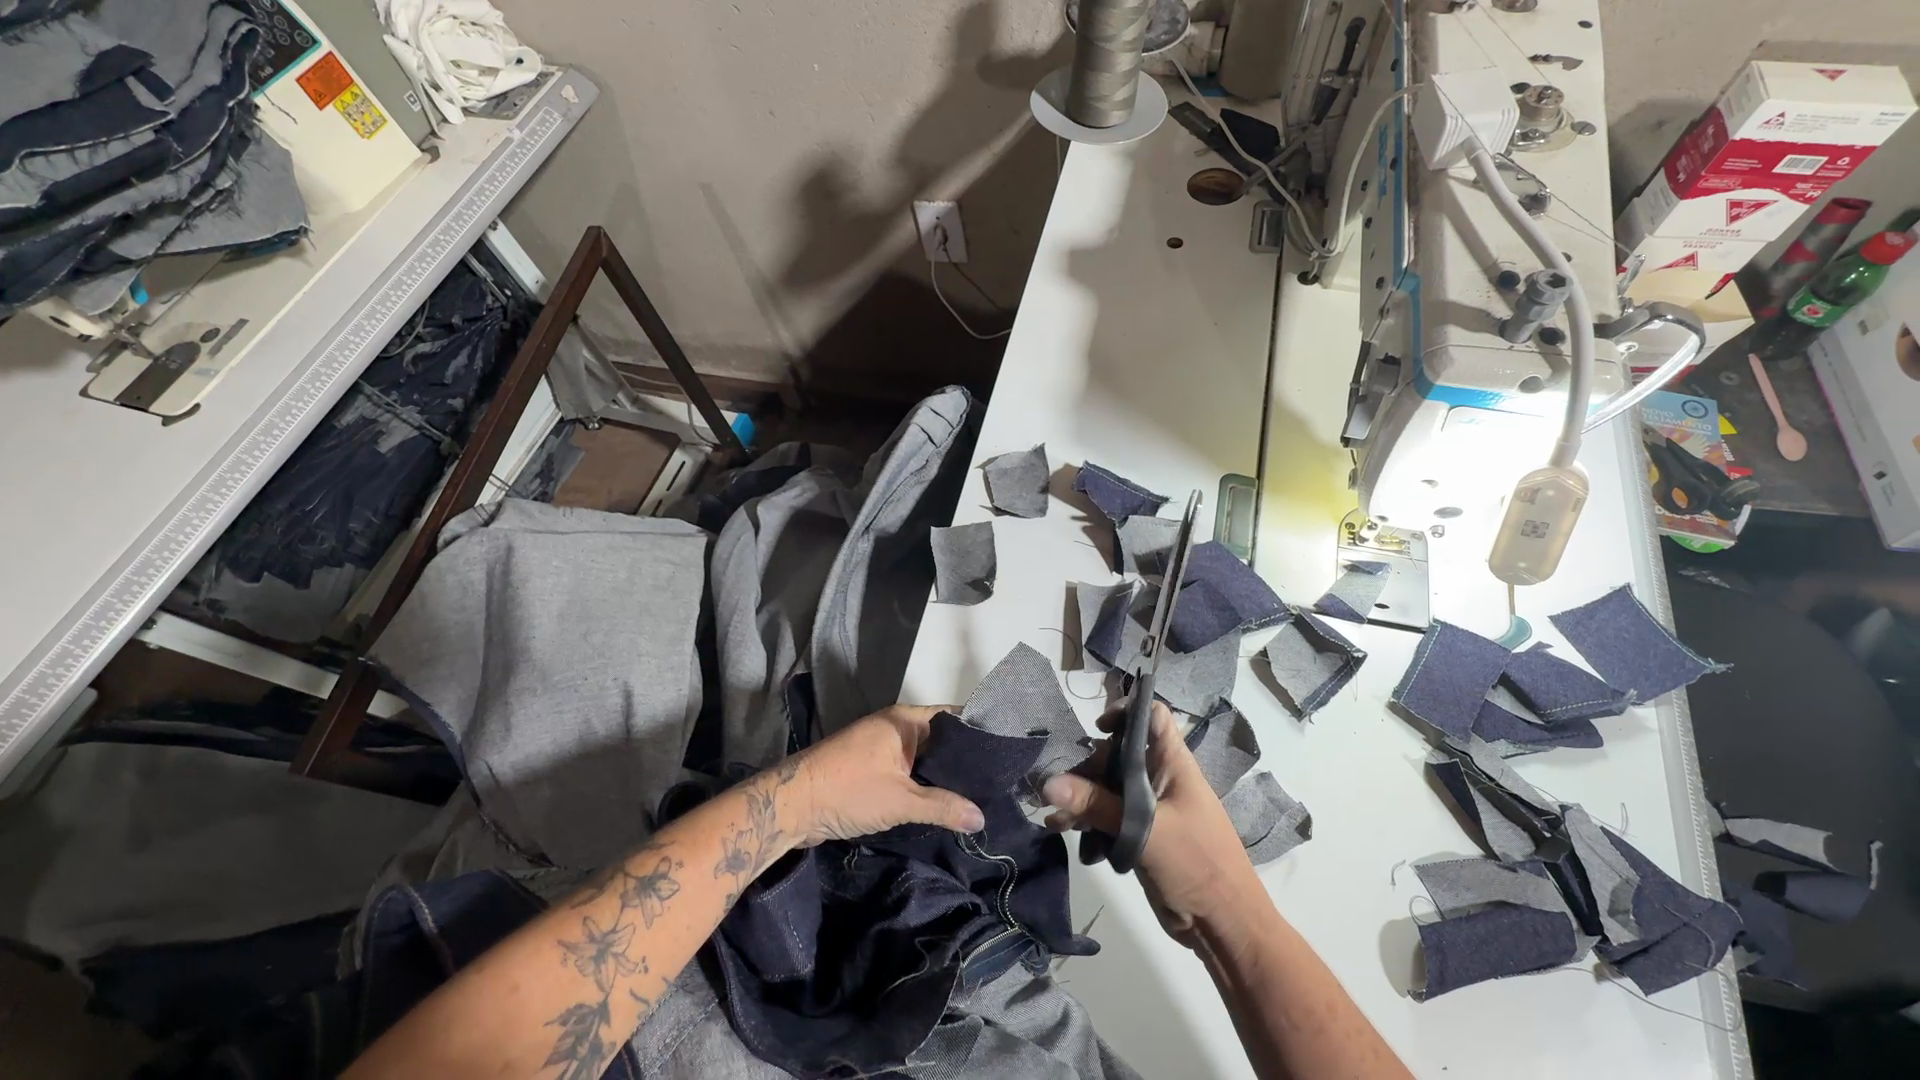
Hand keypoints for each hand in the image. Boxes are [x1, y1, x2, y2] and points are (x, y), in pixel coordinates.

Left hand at [781, 704, 986, 846]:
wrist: (790, 807)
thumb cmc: (848, 791)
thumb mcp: (901, 801)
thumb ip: (943, 806)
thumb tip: (981, 818)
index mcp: (903, 721)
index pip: (952, 717)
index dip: (978, 732)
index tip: (1006, 750)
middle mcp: (894, 727)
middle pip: (939, 740)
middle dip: (964, 760)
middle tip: (999, 780)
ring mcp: (880, 748)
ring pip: (923, 759)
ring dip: (942, 776)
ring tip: (980, 794)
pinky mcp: (870, 769)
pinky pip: (906, 772)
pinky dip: (923, 784)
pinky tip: (943, 803)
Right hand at [1042, 702, 1262, 949]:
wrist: (1224, 925)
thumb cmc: (1196, 864)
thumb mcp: (1144, 829)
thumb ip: (1096, 804)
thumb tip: (1048, 783)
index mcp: (1174, 765)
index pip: (1152, 717)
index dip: (1125, 712)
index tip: (1096, 728)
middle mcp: (1160, 779)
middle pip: (1117, 756)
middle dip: (1087, 769)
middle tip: (1060, 792)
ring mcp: (1150, 808)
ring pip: (1109, 789)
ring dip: (1081, 800)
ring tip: (1055, 819)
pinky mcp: (1141, 836)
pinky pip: (1108, 818)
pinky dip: (1087, 822)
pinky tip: (1063, 831)